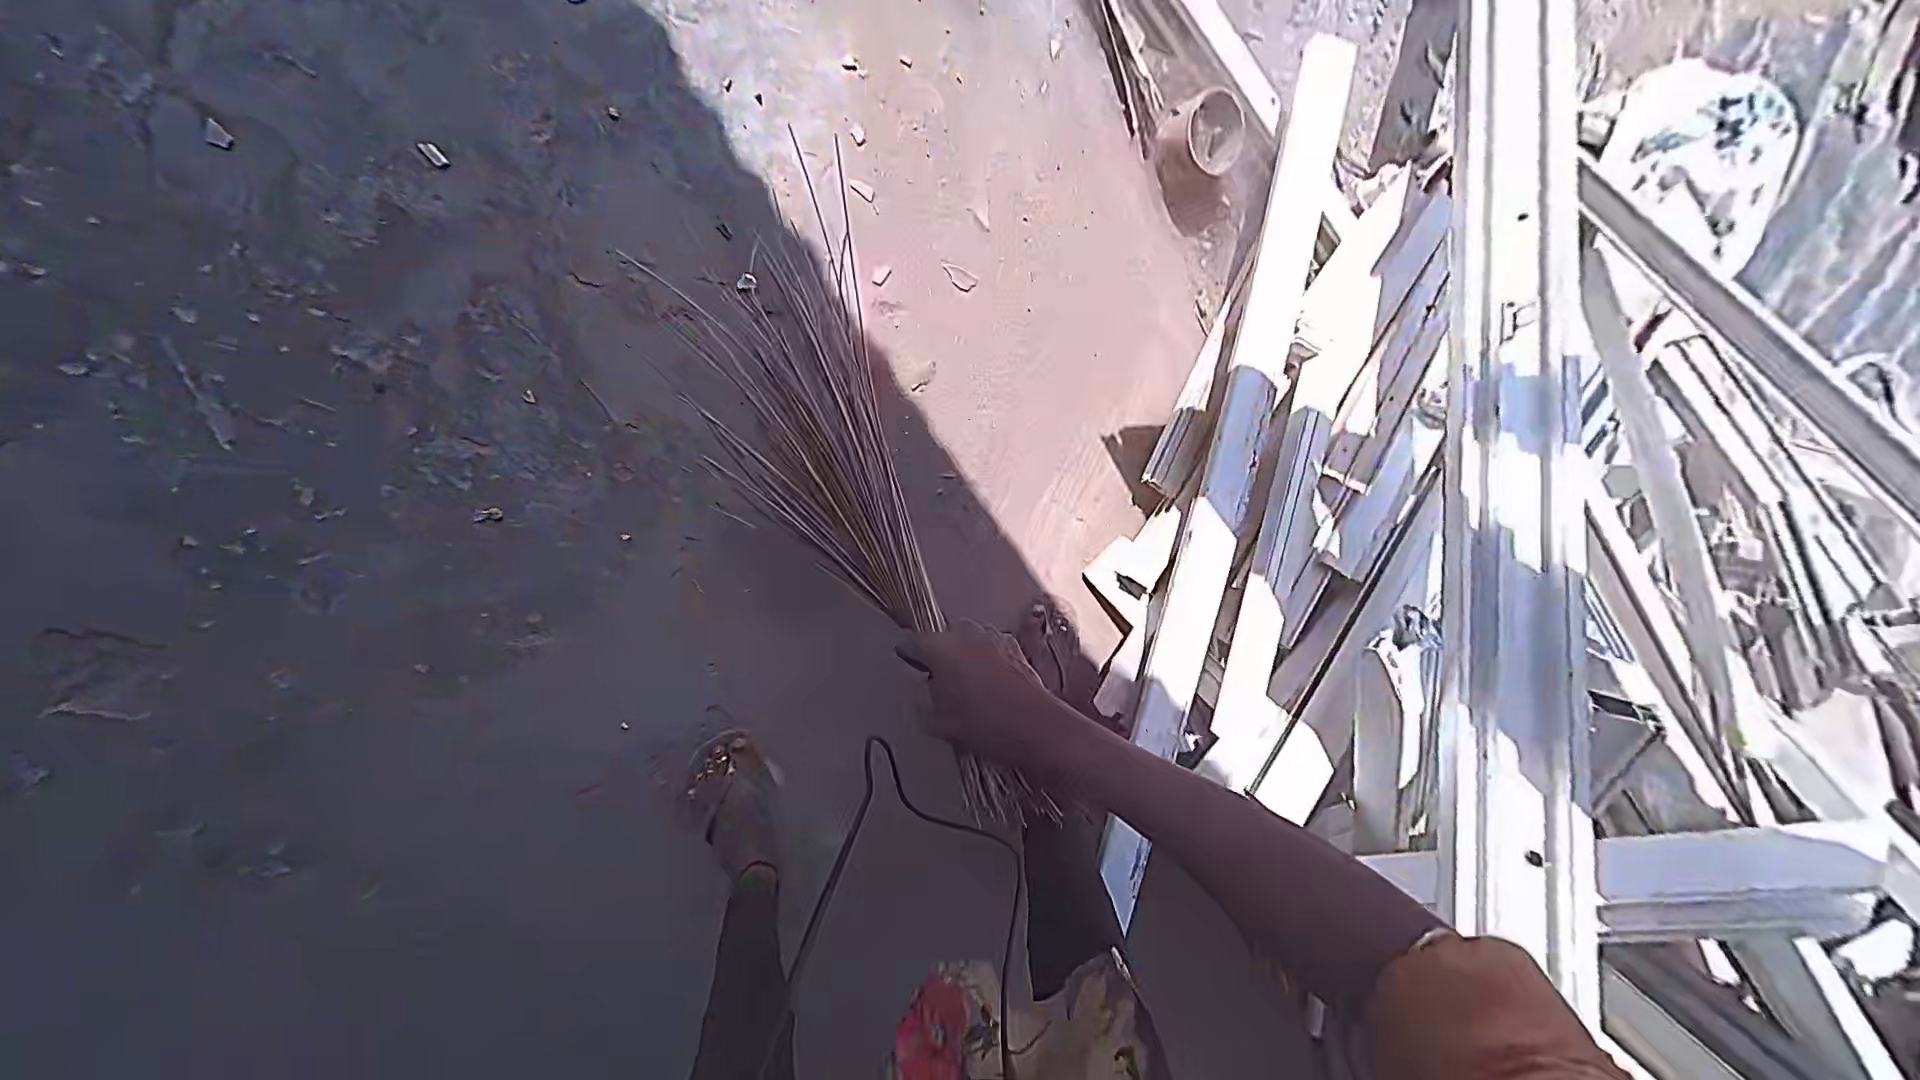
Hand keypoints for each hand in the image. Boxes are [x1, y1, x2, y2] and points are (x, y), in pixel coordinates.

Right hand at [895, 620, 1081, 769]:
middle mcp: (967, 634)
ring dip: (964, 654)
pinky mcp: (1015, 647)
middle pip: (942, 636)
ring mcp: (994, 638)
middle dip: (938, 653)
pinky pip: (990, 648)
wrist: (1037, 729)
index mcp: (941, 647)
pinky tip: (988, 685)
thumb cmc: (988, 725)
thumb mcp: (941, 721)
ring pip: (968, 639)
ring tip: (965, 684)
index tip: (905, 660)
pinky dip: (986, 659)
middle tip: (936, 679)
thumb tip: (932, 690)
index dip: (906, 653)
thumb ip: (929, 698)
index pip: (912, 641)